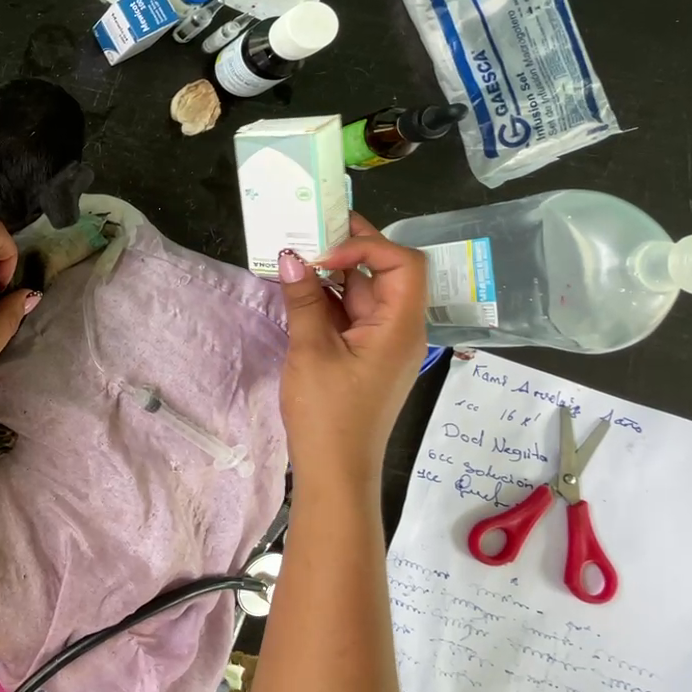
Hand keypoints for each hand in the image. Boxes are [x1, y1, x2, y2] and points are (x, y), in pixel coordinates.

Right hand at [277, 213, 427, 486]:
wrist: (334, 467)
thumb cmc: (328, 411)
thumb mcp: (310, 351)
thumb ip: (304, 301)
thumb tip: (289, 257)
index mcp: (400, 326)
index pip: (402, 264)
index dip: (365, 246)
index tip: (319, 251)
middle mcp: (398, 328)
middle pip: (383, 274)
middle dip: (348, 246)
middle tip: (308, 225)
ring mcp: (379, 342)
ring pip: (361, 293)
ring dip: (330, 272)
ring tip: (293, 252)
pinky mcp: (360, 354)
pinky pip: (347, 314)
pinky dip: (324, 297)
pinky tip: (296, 288)